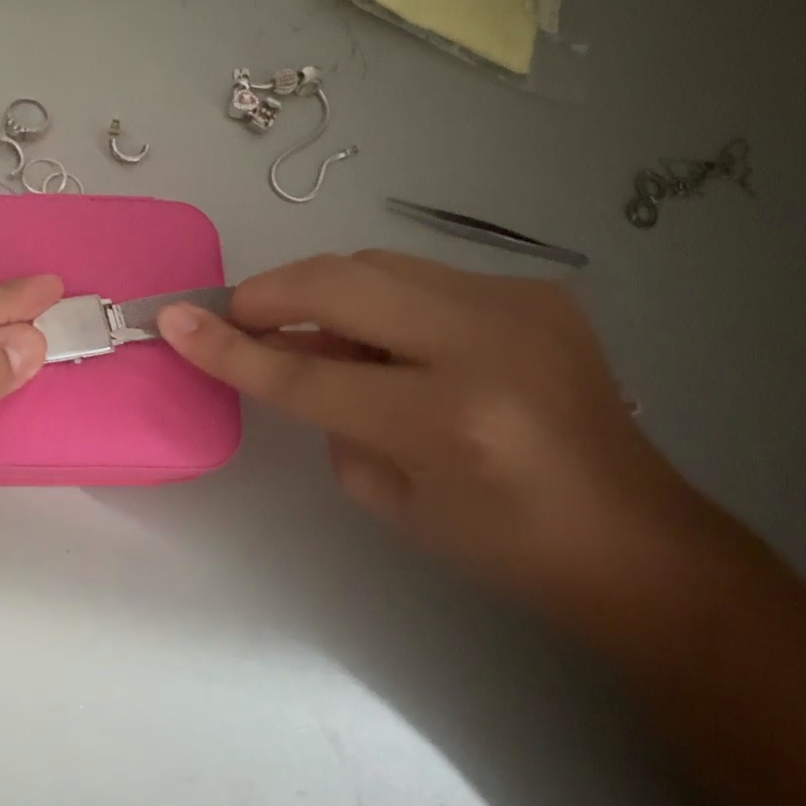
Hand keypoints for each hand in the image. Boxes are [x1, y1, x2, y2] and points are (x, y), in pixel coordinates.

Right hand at [158, 251, 690, 601]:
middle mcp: (487, 345)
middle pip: (338, 285)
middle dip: (267, 294)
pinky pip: (417, 277)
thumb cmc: (496, 540)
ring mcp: (519, 305)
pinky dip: (373, 300)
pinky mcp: (533, 291)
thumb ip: (323, 411)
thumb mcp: (383, 491)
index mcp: (446, 421)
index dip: (228, 347)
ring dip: (317, 292)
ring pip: (374, 265)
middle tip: (232, 318)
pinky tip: (375, 337)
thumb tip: (283, 349)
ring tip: (299, 329)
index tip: (172, 321)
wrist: (633, 537)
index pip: (304, 371)